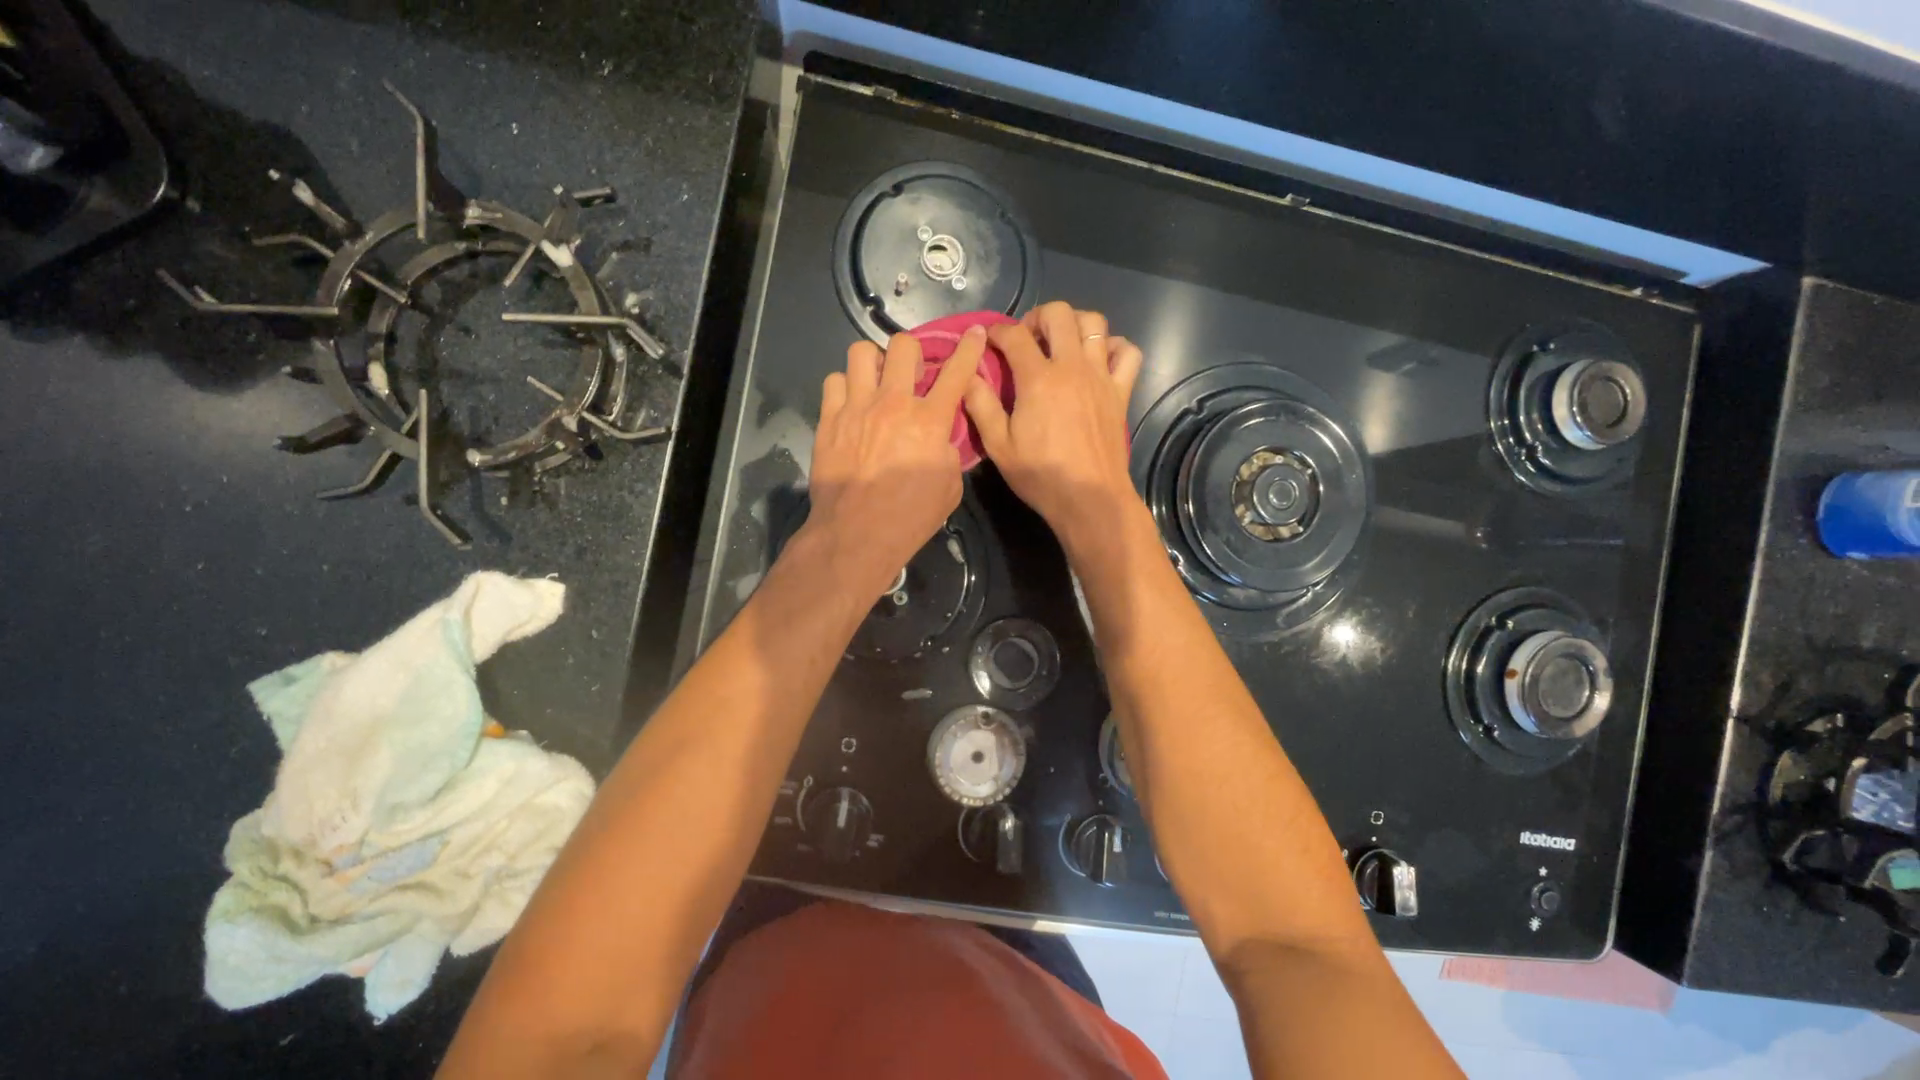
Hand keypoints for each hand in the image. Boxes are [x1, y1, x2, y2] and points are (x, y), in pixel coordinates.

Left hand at [800, 327, 985, 598]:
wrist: (856, 532)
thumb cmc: (910, 517)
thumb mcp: (949, 485)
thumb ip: (948, 451)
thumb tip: (939, 437)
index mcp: (929, 420)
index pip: (956, 371)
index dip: (968, 348)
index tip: (973, 334)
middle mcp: (893, 403)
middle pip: (903, 346)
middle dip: (912, 352)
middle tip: (911, 373)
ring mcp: (856, 407)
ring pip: (861, 353)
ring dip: (873, 363)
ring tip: (875, 381)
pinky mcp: (828, 419)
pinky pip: (834, 381)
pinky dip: (845, 387)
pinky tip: (850, 404)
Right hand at [964, 302, 1144, 549]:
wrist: (1090, 498)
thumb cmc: (1041, 475)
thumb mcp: (999, 446)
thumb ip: (981, 405)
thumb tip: (967, 374)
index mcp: (1038, 379)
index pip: (1015, 335)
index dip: (998, 332)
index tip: (990, 342)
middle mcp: (1072, 367)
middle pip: (1059, 314)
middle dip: (1037, 317)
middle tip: (1027, 340)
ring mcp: (1101, 376)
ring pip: (1095, 324)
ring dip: (1074, 324)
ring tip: (1060, 344)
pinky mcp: (1121, 391)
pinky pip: (1127, 352)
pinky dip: (1113, 347)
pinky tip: (1098, 360)